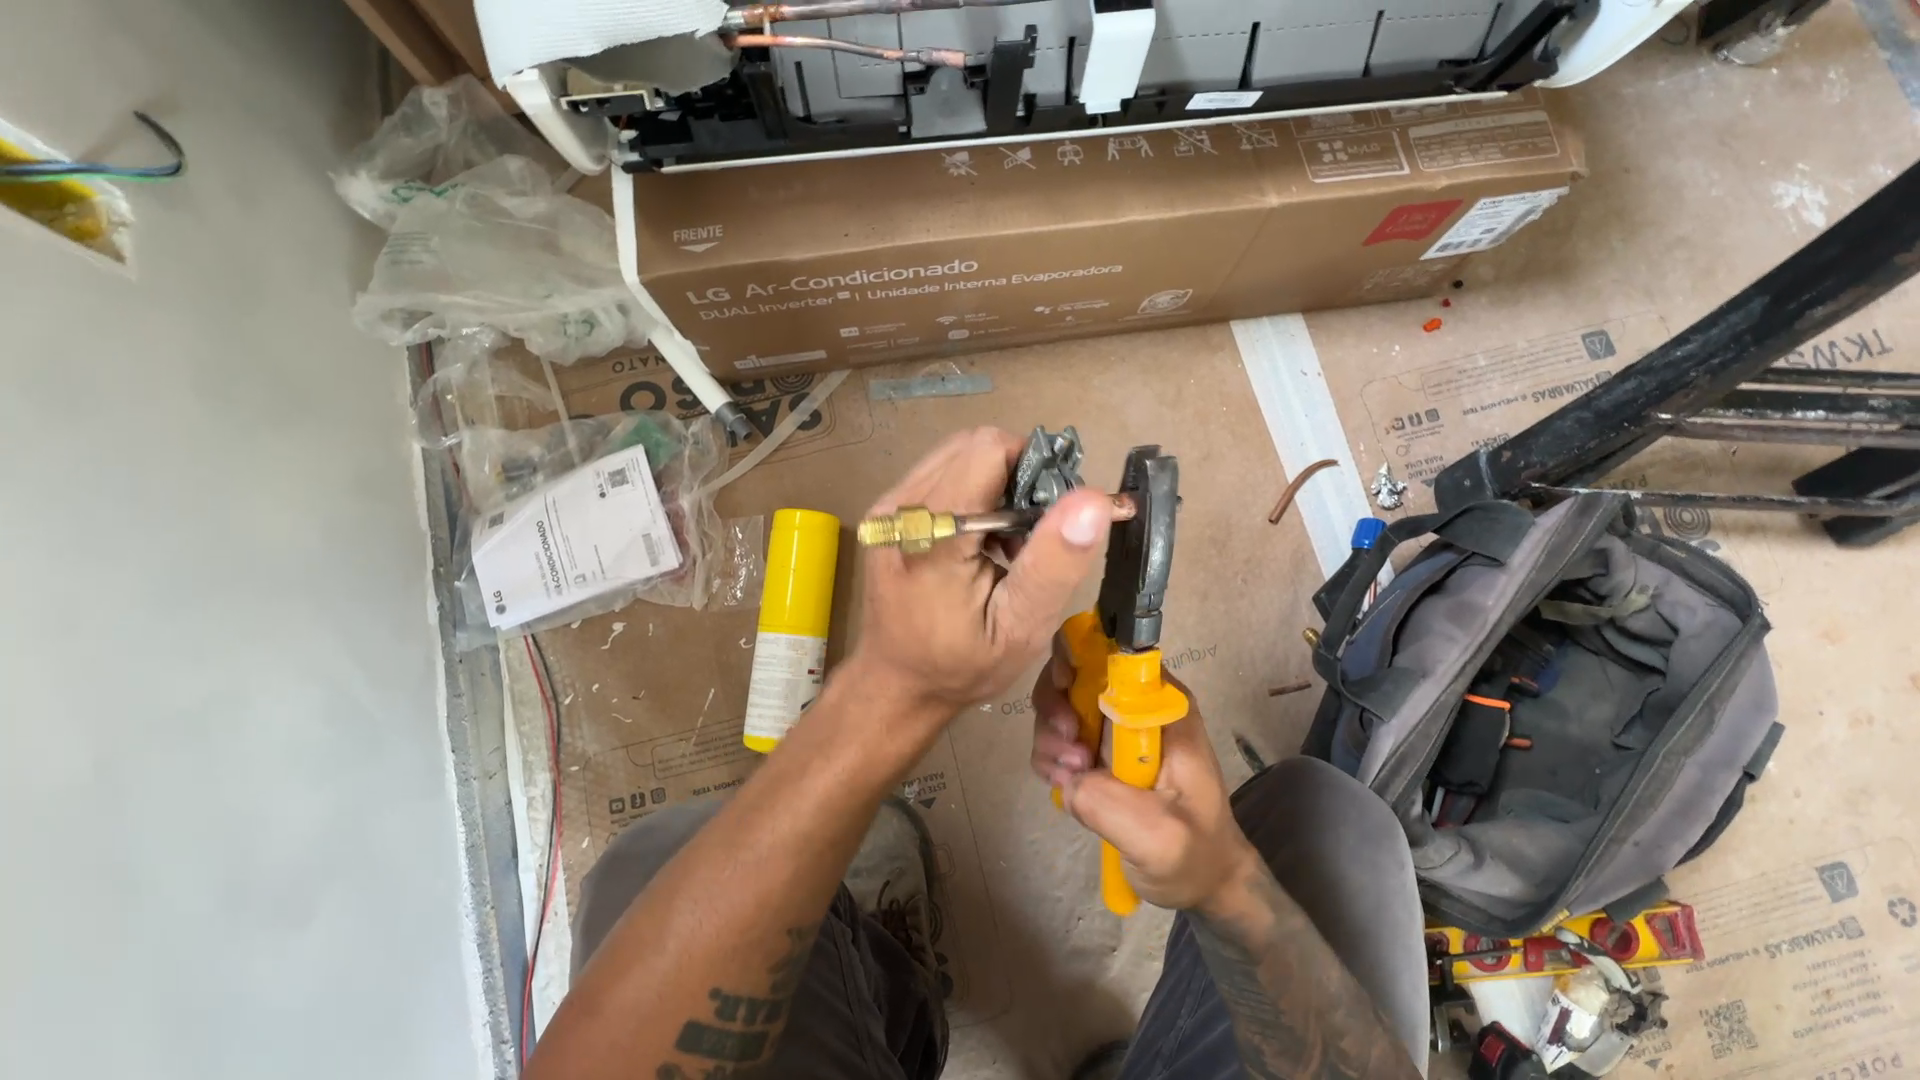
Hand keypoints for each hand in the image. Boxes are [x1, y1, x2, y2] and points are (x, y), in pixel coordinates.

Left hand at [847, 427, 1114, 719]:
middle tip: (1031, 538)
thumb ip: (1053, 564)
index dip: (1033, 472)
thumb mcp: (1019, 629)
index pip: (989, 450)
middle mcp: (900, 507)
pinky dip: (973, 495)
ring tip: (1006, 544)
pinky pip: (941, 474)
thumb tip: (1091, 499)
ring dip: (996, 487)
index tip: (1051, 520)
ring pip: (959, 455)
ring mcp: (887, 506)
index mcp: (930, 534)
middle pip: (974, 446)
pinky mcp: (886, 511)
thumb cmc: (961, 666)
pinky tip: (980, 542)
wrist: (897, 685)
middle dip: (1016, 480)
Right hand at [1029, 643, 1260, 910]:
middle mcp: (1136, 705)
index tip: (1065, 706)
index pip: (1113, 651)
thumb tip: (1068, 778)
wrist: (1202, 880)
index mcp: (1164, 705)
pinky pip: (1057, 738)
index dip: (1076, 660)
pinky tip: (1066, 787)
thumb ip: (1109, 803)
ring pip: (1059, 706)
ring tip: (1071, 779)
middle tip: (1070, 758)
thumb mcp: (1160, 838)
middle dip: (1056, 710)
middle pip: (1074, 672)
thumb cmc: (1194, 855)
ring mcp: (1114, 727)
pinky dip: (1051, 759)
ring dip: (1051, 740)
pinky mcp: (1097, 751)